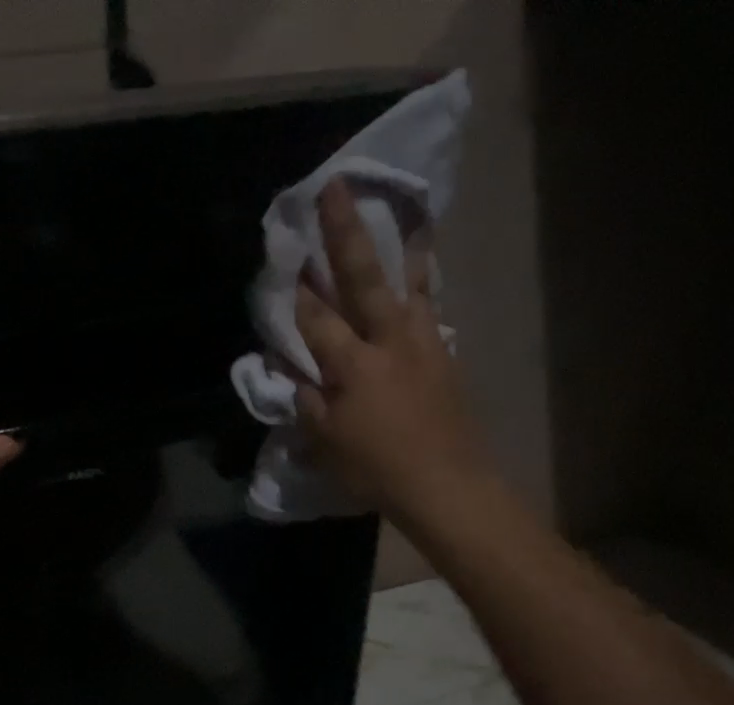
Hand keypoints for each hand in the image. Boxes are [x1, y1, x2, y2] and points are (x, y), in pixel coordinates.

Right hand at [295, 178, 500, 532]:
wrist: (448, 485)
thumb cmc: (378, 468)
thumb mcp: (327, 443)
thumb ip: (310, 404)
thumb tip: (300, 377)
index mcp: (353, 364)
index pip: (317, 318)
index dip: (298, 290)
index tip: (285, 256)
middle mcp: (388, 341)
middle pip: (362, 278)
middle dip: (343, 233)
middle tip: (334, 189)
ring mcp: (422, 344)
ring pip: (408, 283)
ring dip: (399, 245)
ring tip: (401, 209)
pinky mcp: (443, 355)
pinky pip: (428, 308)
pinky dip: (422, 283)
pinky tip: (419, 271)